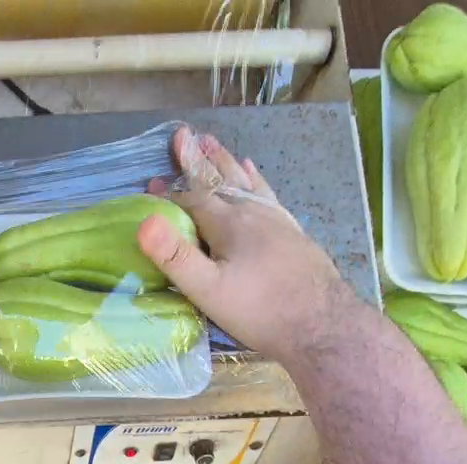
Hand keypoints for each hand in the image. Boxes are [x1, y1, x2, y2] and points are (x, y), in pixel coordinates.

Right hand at [137, 127, 355, 366]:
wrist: (321, 324)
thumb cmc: (259, 311)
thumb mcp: (208, 290)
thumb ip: (176, 257)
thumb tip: (144, 221)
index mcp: (230, 224)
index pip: (193, 200)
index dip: (169, 193)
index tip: (150, 184)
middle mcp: (253, 212)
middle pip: (220, 180)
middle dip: (198, 161)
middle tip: (184, 136)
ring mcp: (276, 220)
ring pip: (245, 183)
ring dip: (225, 163)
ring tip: (214, 144)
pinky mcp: (291, 232)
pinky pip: (267, 195)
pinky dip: (254, 180)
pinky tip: (253, 174)